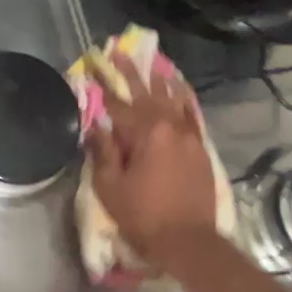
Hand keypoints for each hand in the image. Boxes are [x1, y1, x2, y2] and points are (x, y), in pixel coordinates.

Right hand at [88, 51, 219, 271]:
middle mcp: (170, 127)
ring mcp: (189, 137)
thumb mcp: (110, 186)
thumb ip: (103, 152)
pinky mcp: (200, 149)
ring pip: (173, 100)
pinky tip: (180, 91)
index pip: (117, 103)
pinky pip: (191, 115)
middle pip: (147, 94)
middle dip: (130, 73)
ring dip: (160, 81)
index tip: (91, 64)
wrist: (187, 240)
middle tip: (118, 51)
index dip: (101, 84)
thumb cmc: (142, 215)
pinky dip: (184, 100)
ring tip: (152, 63)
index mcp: (145, 134)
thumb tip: (95, 127)